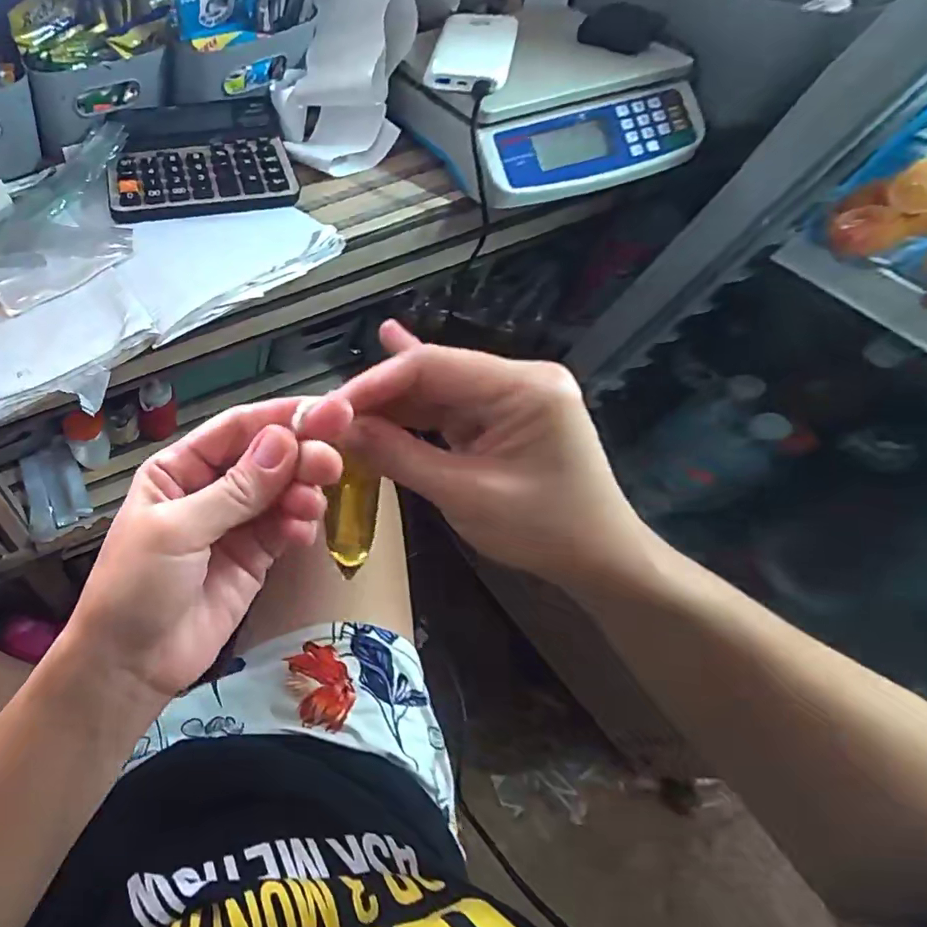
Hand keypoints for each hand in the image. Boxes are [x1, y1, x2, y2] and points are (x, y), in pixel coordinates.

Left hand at [66, 397, 348, 700]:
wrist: (130, 663)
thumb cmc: (135, 586)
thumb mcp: (177, 530)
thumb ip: (234, 490)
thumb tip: (283, 441)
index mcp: (177, 468)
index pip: (235, 429)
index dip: (279, 418)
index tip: (325, 412)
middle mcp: (208, 488)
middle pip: (264, 457)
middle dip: (299, 453)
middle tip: (330, 461)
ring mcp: (233, 524)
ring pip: (280, 491)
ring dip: (303, 489)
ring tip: (312, 501)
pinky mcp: (253, 558)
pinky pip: (284, 527)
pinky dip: (299, 522)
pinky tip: (303, 528)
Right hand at [328, 320, 650, 585]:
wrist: (600, 560)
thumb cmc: (543, 531)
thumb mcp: (464, 494)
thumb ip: (399, 456)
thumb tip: (341, 430)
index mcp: (523, 387)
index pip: (432, 365)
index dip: (374, 383)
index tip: (329, 408)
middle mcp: (517, 378)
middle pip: (430, 373)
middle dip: (376, 395)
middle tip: (326, 417)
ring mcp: (508, 396)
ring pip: (432, 390)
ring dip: (388, 406)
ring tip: (338, 417)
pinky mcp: (499, 416)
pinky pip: (445, 408)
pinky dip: (410, 412)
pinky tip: (377, 385)